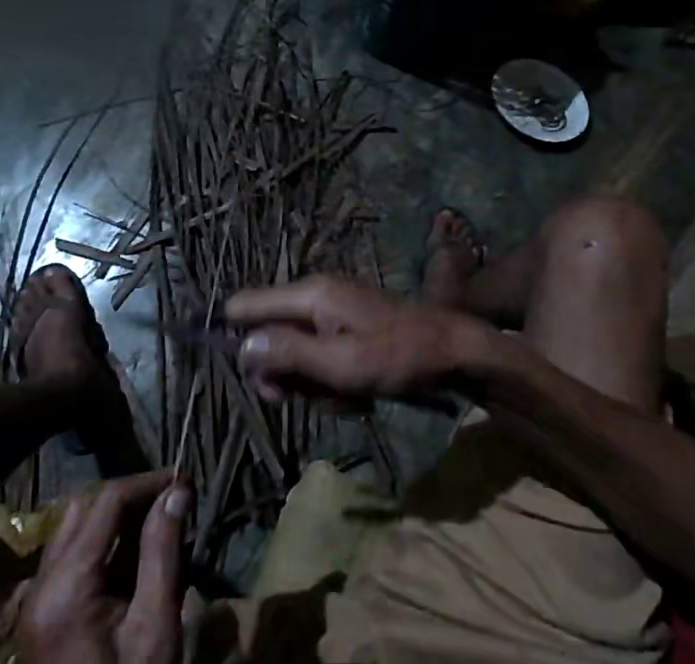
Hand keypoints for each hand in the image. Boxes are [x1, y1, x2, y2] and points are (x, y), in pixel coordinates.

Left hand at [15, 470, 190, 663]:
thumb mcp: (156, 626)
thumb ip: (163, 552)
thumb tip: (177, 492)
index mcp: (65, 586)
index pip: (106, 503)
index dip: (147, 484)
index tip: (184, 480)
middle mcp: (40, 583)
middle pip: (84, 509)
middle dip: (130, 497)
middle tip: (172, 501)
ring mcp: (35, 599)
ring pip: (73, 528)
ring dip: (115, 517)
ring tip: (157, 523)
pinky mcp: (42, 613)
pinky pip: (70, 556)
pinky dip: (102, 542)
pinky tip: (135, 556)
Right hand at [225, 275, 487, 401]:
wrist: (454, 353)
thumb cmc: (399, 356)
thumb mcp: (342, 363)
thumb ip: (289, 354)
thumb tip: (242, 347)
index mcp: (310, 294)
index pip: (246, 305)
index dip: (240, 341)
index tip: (259, 379)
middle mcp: (314, 297)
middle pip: (268, 337)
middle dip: (283, 374)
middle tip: (305, 398)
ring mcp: (331, 313)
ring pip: (293, 355)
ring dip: (311, 384)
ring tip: (345, 396)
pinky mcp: (344, 330)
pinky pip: (318, 359)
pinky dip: (330, 381)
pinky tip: (356, 394)